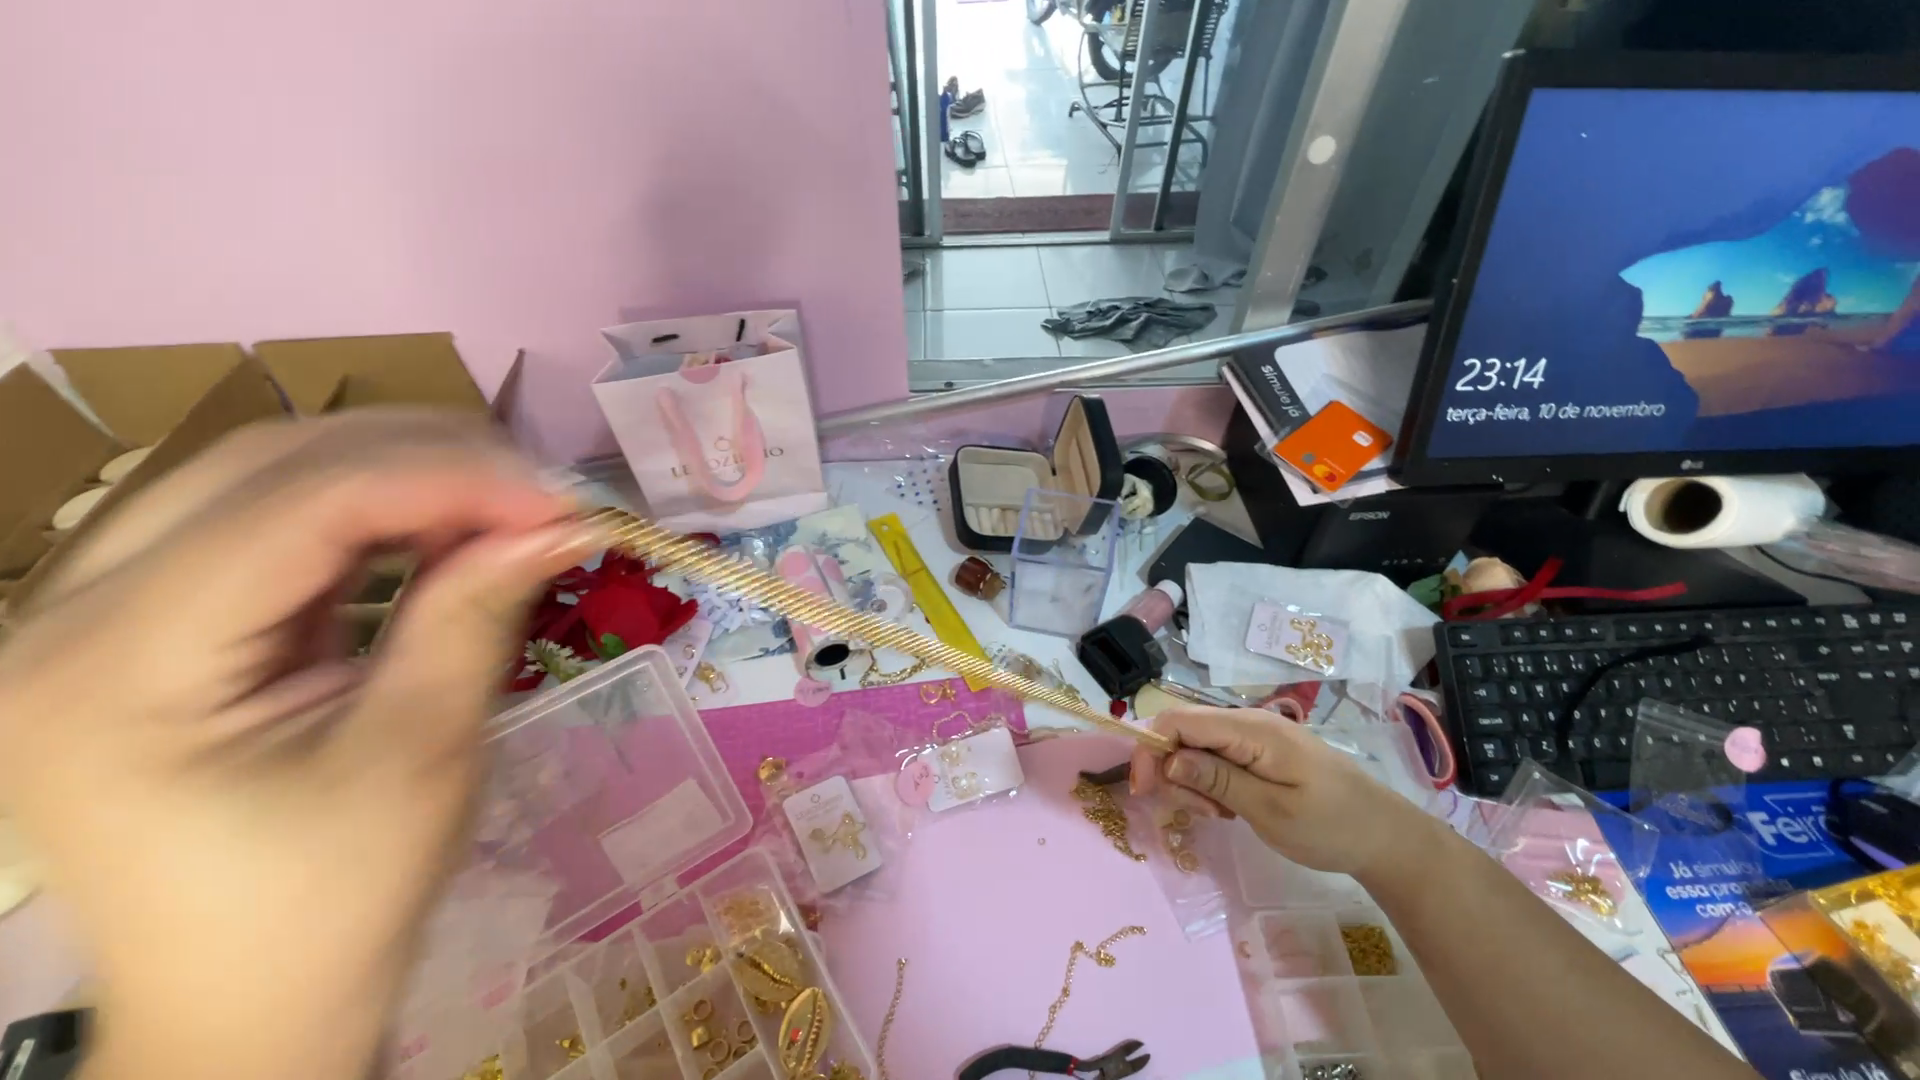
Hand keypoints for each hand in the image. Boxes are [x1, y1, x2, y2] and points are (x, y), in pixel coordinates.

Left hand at [0, 410, 604, 1079]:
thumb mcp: (420, 755)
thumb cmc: (336, 903)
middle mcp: (68, 615)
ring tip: (508, 502)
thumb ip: (476, 616)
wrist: (253, 1002)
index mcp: (114, 671)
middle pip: (264, 466)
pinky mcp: (152, 625)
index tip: (566, 501)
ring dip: (402, 473)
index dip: (448, 481)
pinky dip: (374, 514)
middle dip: (427, 460)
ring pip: (264, 478)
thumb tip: (565, 521)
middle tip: (546, 494)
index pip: (297, 510)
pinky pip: (268, 526)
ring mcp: (97, 613)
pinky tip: (445, 526)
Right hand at [1128, 706, 1440, 878]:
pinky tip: (1228, 808)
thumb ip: (1217, 780)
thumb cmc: (1330, 826)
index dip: (1150, 749)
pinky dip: (1209, 782)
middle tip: (1198, 813)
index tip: (1143, 791)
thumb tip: (1168, 760)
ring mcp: (1256, 736)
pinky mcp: (1261, 752)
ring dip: (1191, 781)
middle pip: (1183, 732)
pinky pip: (1217, 757)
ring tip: (1217, 815)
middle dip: (1172, 771)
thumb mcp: (1270, 810)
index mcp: (1251, 729)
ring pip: (1196, 747)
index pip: (1178, 721)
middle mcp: (1249, 723)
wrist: (1385, 836)